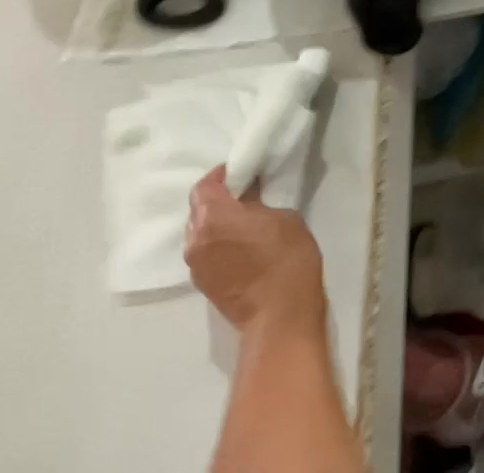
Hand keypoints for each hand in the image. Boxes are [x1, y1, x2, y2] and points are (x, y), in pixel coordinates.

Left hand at [185, 166, 325, 333]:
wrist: (279, 311)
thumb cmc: (288, 257)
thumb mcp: (284, 219)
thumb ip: (259, 207)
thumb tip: (248, 203)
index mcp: (214, 219)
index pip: (205, 186)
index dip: (222, 175)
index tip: (243, 172)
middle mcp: (195, 239)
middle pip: (198, 210)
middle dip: (220, 199)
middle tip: (247, 196)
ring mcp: (195, 264)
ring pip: (200, 232)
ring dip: (218, 223)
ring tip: (246, 223)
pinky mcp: (202, 281)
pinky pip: (206, 251)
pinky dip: (219, 243)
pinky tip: (243, 247)